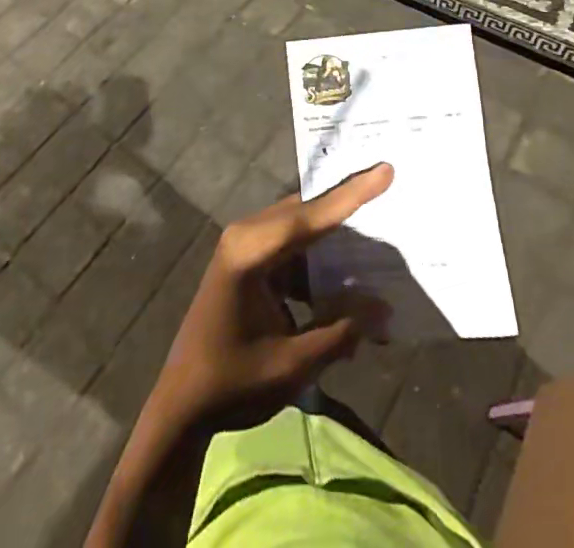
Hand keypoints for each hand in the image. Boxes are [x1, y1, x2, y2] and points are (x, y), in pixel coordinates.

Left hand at [147, 162, 393, 429]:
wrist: (182, 404)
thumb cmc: (233, 382)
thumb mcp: (294, 362)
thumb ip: (341, 329)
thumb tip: (385, 306)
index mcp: (249, 253)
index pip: (310, 217)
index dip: (352, 195)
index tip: (386, 169)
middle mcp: (244, 239)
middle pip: (306, 214)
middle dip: (348, 209)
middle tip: (391, 193)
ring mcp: (243, 249)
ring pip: (300, 231)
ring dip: (335, 242)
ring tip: (379, 239)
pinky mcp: (247, 265)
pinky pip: (291, 251)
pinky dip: (318, 263)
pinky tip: (347, 279)